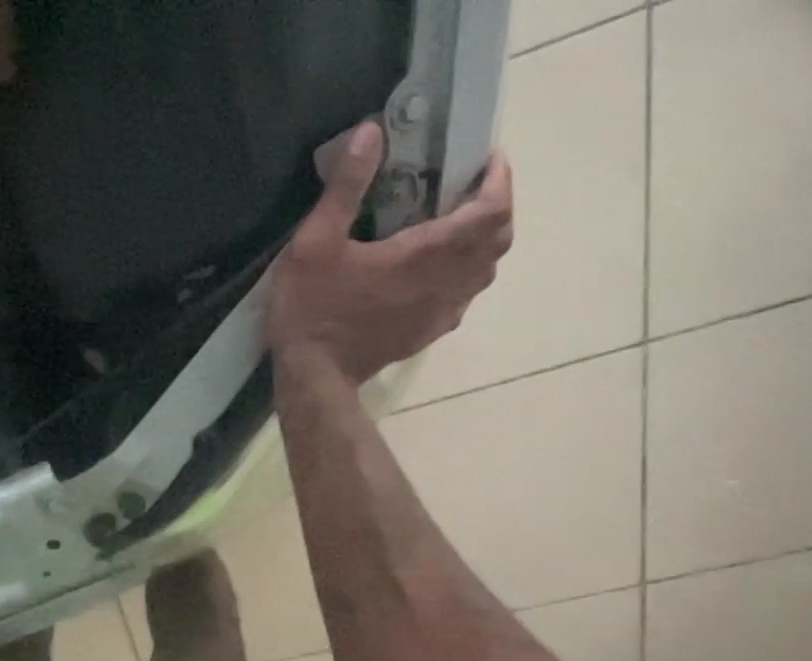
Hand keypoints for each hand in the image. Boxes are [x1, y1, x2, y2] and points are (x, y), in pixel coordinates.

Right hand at [267, 121, 513, 386]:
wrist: (313, 377)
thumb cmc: (312, 309)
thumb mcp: (315, 242)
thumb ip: (345, 187)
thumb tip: (370, 131)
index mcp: (428, 254)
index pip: (493, 209)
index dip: (498, 179)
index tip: (484, 158)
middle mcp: (448, 282)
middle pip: (499, 238)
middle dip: (492, 207)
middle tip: (466, 188)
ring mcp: (442, 312)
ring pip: (485, 269)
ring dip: (480, 242)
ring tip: (451, 225)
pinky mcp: (428, 333)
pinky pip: (463, 296)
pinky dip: (462, 273)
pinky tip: (431, 270)